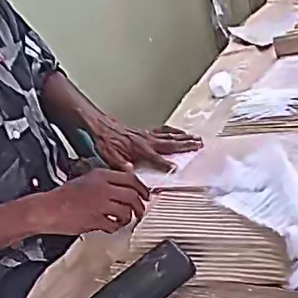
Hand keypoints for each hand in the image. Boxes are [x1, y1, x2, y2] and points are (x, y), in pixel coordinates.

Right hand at [24, 168, 148, 234]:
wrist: (46, 208)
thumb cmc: (64, 196)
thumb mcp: (87, 180)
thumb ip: (107, 180)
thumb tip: (127, 179)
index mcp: (101, 175)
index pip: (131, 179)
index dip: (142, 188)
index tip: (146, 195)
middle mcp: (102, 188)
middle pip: (133, 196)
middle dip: (141, 206)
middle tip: (141, 211)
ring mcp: (99, 204)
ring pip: (126, 212)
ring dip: (128, 218)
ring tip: (124, 220)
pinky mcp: (95, 220)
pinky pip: (114, 225)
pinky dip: (116, 227)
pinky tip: (111, 226)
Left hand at [87, 115, 202, 171]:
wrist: (98, 125)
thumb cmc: (104, 141)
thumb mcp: (108, 156)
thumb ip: (121, 165)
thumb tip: (130, 172)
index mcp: (140, 149)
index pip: (157, 158)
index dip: (166, 164)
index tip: (176, 169)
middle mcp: (146, 140)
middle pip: (170, 143)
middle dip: (186, 144)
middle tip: (199, 145)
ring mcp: (147, 135)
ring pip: (170, 135)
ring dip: (183, 137)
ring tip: (196, 138)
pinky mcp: (145, 132)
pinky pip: (163, 130)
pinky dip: (173, 131)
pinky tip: (178, 132)